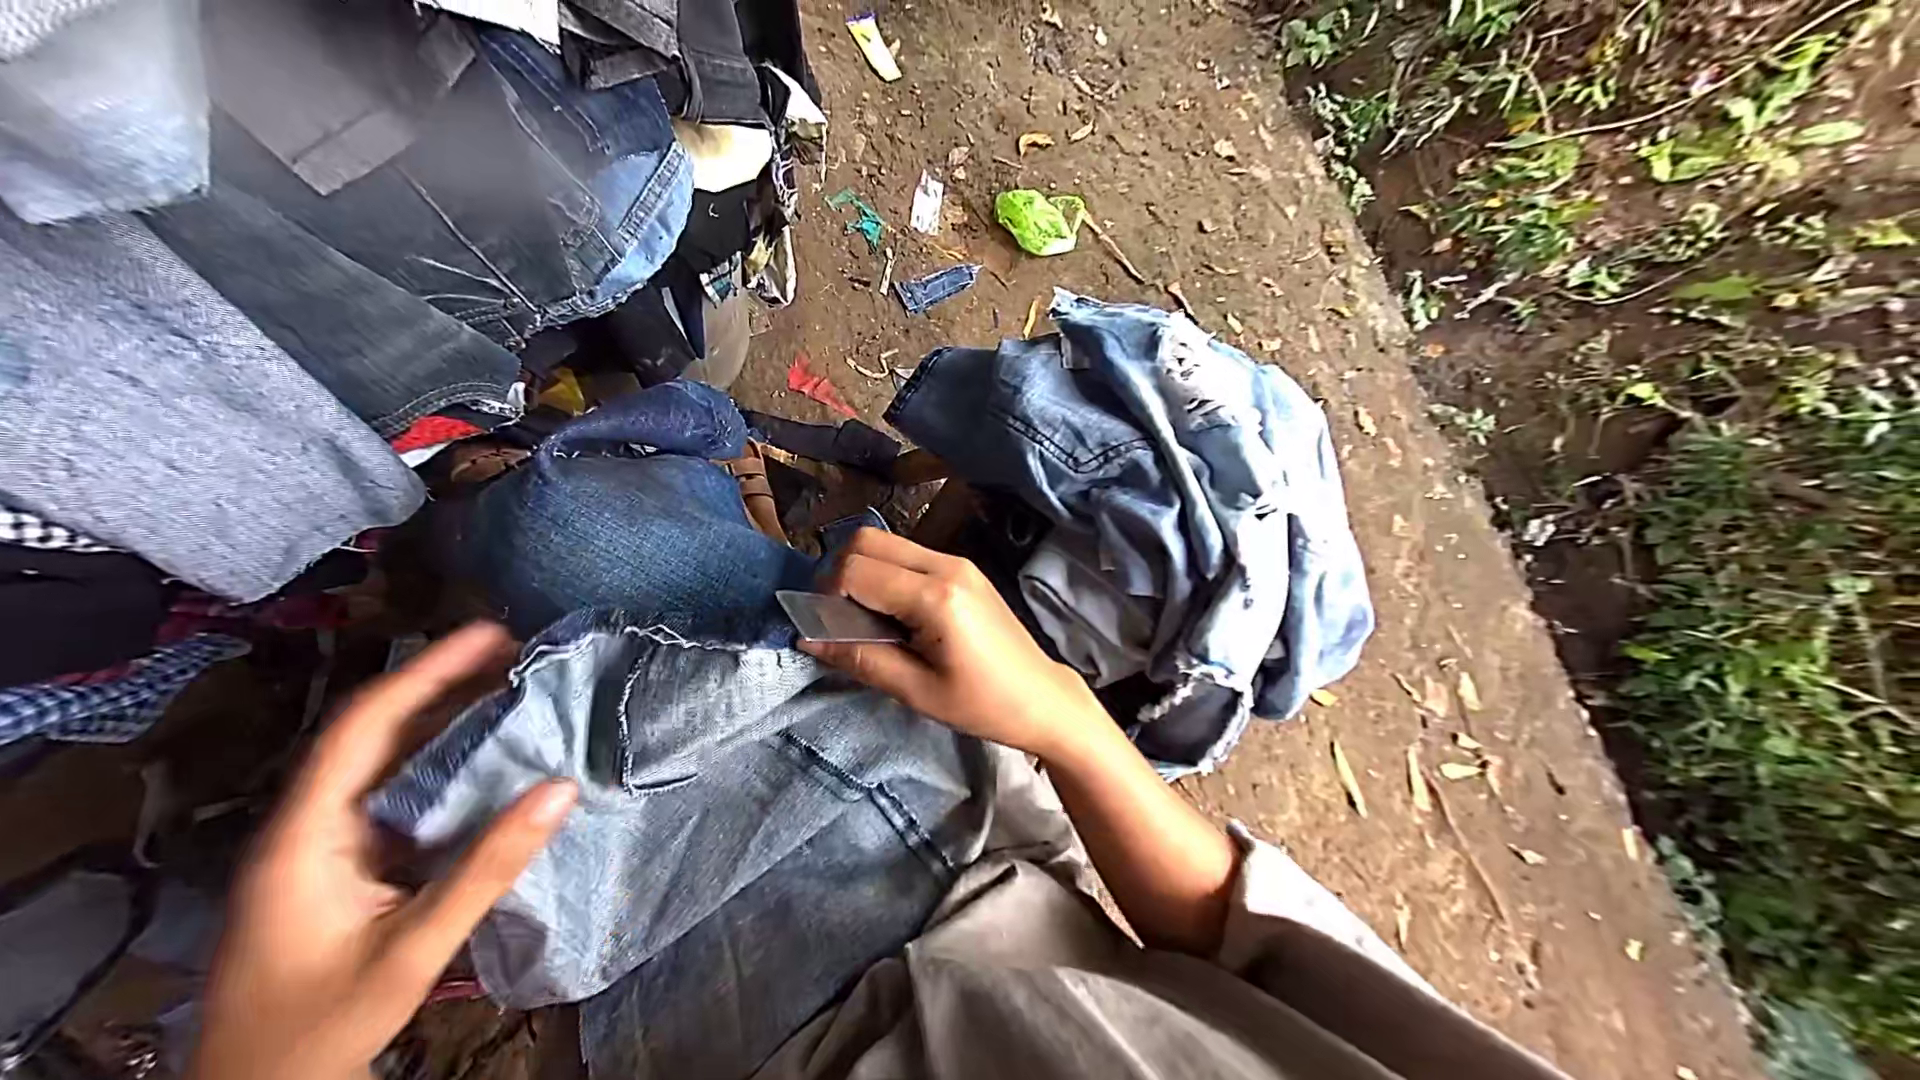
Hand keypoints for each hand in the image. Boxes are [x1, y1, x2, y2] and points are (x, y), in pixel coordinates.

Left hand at [189, 624, 577, 1079]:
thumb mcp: (411, 951)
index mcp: (305, 835)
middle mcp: (309, 824)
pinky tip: (493, 757)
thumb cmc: (317, 1030)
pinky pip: (402, 790)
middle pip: (376, 731)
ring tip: (514, 688)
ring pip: (390, 759)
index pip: (363, 726)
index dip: (427, 670)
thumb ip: (487, 869)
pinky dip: (450, 761)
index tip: (491, 634)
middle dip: (444, 682)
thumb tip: (562, 788)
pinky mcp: (348, 861)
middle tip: (519, 654)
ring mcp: (325, 843)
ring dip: (449, 718)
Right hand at [799, 528, 1109, 761]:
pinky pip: (907, 554)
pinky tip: (893, 613)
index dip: (827, 596)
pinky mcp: (962, 567)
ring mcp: (956, 561)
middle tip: (840, 618)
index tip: (827, 630)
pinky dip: (885, 574)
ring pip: (885, 541)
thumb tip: (807, 637)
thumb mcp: (916, 691)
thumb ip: (859, 657)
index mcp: (936, 596)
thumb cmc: (983, 705)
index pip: (856, 569)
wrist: (1042, 697)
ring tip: (867, 619)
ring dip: (862, 571)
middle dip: (838, 574)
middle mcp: (945, 565)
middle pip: (866, 540)